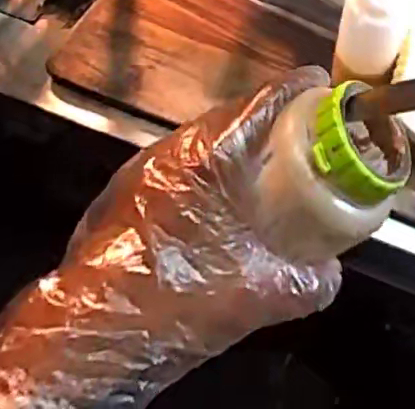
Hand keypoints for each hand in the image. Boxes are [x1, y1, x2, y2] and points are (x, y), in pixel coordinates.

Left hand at [0, 67, 338, 408]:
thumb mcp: (254, 297)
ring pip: (206, 135)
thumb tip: (332, 273)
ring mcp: (146, 163)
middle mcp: (175, 147)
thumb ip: (305, 281)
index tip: (320, 81)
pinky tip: (220, 198)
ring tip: (266, 162)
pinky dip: (212, 163)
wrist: (82, 333)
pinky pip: (183, 158)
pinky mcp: (127, 185)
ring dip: (239, 140)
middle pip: (234, 113)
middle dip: (271, 115)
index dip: (296, 87)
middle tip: (303, 128)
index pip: (261, 102)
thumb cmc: (169, 301)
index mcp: (209, 156)